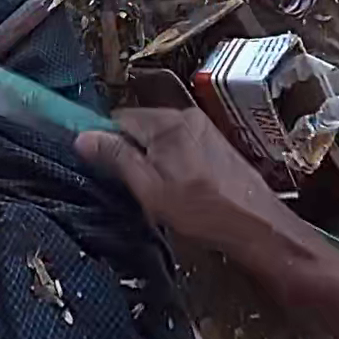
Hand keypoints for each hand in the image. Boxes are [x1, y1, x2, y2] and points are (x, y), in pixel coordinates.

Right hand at [75, 108, 310, 264]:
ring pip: (161, 134)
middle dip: (130, 149)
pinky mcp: (215, 141)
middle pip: (141, 124)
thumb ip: (116, 158)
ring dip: (151, 155)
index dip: (106, 140)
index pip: (120, 117)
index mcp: (167, 120)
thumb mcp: (149, 188)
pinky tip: (178, 186)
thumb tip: (82, 136)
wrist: (256, 223)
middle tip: (132, 184)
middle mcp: (185, 114)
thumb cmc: (199, 208)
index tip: (102, 167)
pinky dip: (171, 158)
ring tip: (156, 189)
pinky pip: (180, 141)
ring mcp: (203, 126)